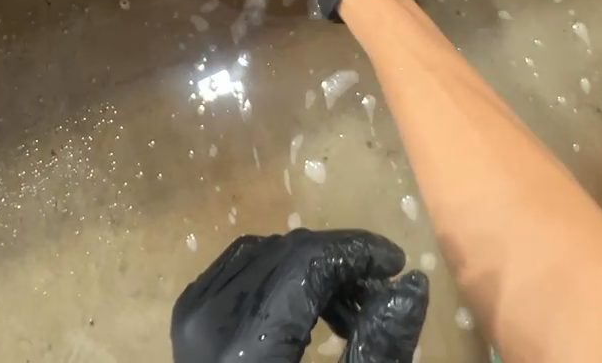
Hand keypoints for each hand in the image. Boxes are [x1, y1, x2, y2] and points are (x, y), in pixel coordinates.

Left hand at [171, 228, 428, 362]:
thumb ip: (381, 350)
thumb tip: (413, 282)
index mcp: (244, 351)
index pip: (304, 262)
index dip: (355, 251)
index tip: (398, 262)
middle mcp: (206, 322)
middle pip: (283, 255)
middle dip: (338, 264)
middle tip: (380, 291)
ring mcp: (190, 319)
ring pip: (261, 256)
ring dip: (311, 270)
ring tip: (351, 311)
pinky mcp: (187, 321)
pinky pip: (239, 272)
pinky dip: (280, 279)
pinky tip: (309, 311)